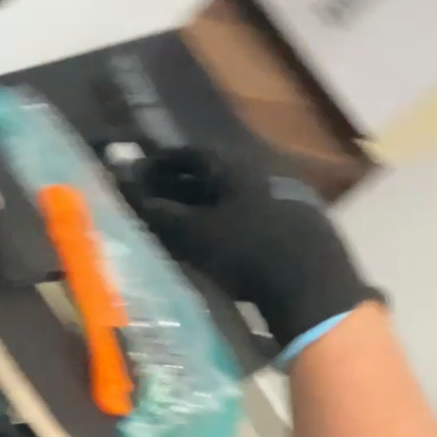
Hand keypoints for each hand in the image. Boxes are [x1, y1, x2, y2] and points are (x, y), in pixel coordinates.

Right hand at [131, 146, 381, 364]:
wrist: (310, 282)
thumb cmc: (245, 249)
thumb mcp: (194, 233)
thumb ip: (159, 212)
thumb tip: (127, 191)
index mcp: (236, 167)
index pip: (192, 154)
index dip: (163, 161)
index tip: (141, 170)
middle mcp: (258, 174)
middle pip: (211, 174)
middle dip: (178, 184)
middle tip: (152, 197)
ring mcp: (277, 197)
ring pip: (227, 195)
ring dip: (198, 204)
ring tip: (174, 220)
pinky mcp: (288, 223)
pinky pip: (242, 213)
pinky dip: (218, 220)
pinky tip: (207, 238)